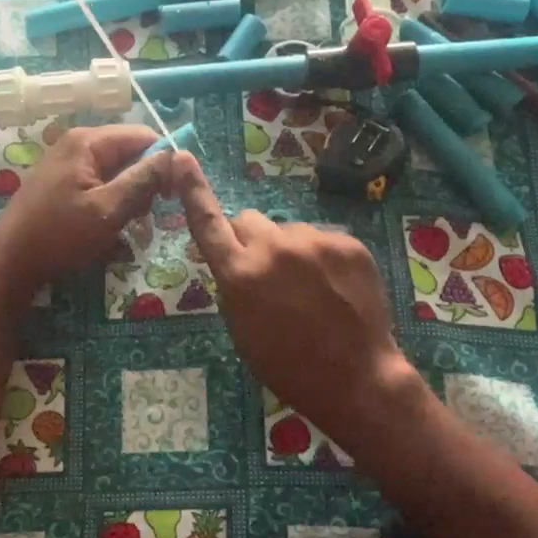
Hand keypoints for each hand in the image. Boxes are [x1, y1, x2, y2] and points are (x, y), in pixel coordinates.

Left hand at [0, 124, 171, 295]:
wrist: (10, 263)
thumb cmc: (60, 235)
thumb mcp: (107, 209)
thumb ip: (142, 180)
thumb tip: (175, 156)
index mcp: (88, 142)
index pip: (143, 136)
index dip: (164, 160)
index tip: (174, 193)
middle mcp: (77, 145)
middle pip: (129, 153)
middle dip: (144, 182)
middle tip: (145, 216)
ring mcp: (67, 165)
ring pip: (116, 173)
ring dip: (128, 198)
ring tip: (126, 226)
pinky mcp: (62, 185)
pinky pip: (98, 186)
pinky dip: (110, 205)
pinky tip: (108, 229)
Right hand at [172, 153, 425, 445]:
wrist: (356, 378)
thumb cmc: (288, 366)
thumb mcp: (243, 330)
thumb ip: (235, 285)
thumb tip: (241, 260)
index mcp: (239, 275)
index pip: (207, 222)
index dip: (192, 190)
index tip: (181, 158)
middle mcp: (273, 248)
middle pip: (249, 222)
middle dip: (251, 241)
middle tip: (268, 277)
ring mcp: (314, 242)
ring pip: (289, 233)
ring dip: (291, 253)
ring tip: (311, 293)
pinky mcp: (348, 243)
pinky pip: (323, 240)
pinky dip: (324, 260)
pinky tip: (336, 290)